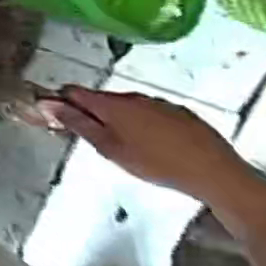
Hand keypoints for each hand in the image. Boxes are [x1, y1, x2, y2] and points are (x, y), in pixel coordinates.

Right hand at [38, 87, 262, 204]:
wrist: (217, 174)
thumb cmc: (155, 163)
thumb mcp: (109, 148)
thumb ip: (78, 124)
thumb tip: (47, 103)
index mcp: (110, 104)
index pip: (73, 91)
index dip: (62, 102)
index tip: (61, 120)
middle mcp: (132, 96)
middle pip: (100, 98)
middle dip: (92, 113)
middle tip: (96, 140)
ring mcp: (159, 103)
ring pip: (127, 106)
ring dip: (119, 119)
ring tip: (127, 146)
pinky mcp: (181, 113)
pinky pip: (151, 112)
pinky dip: (144, 123)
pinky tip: (154, 145)